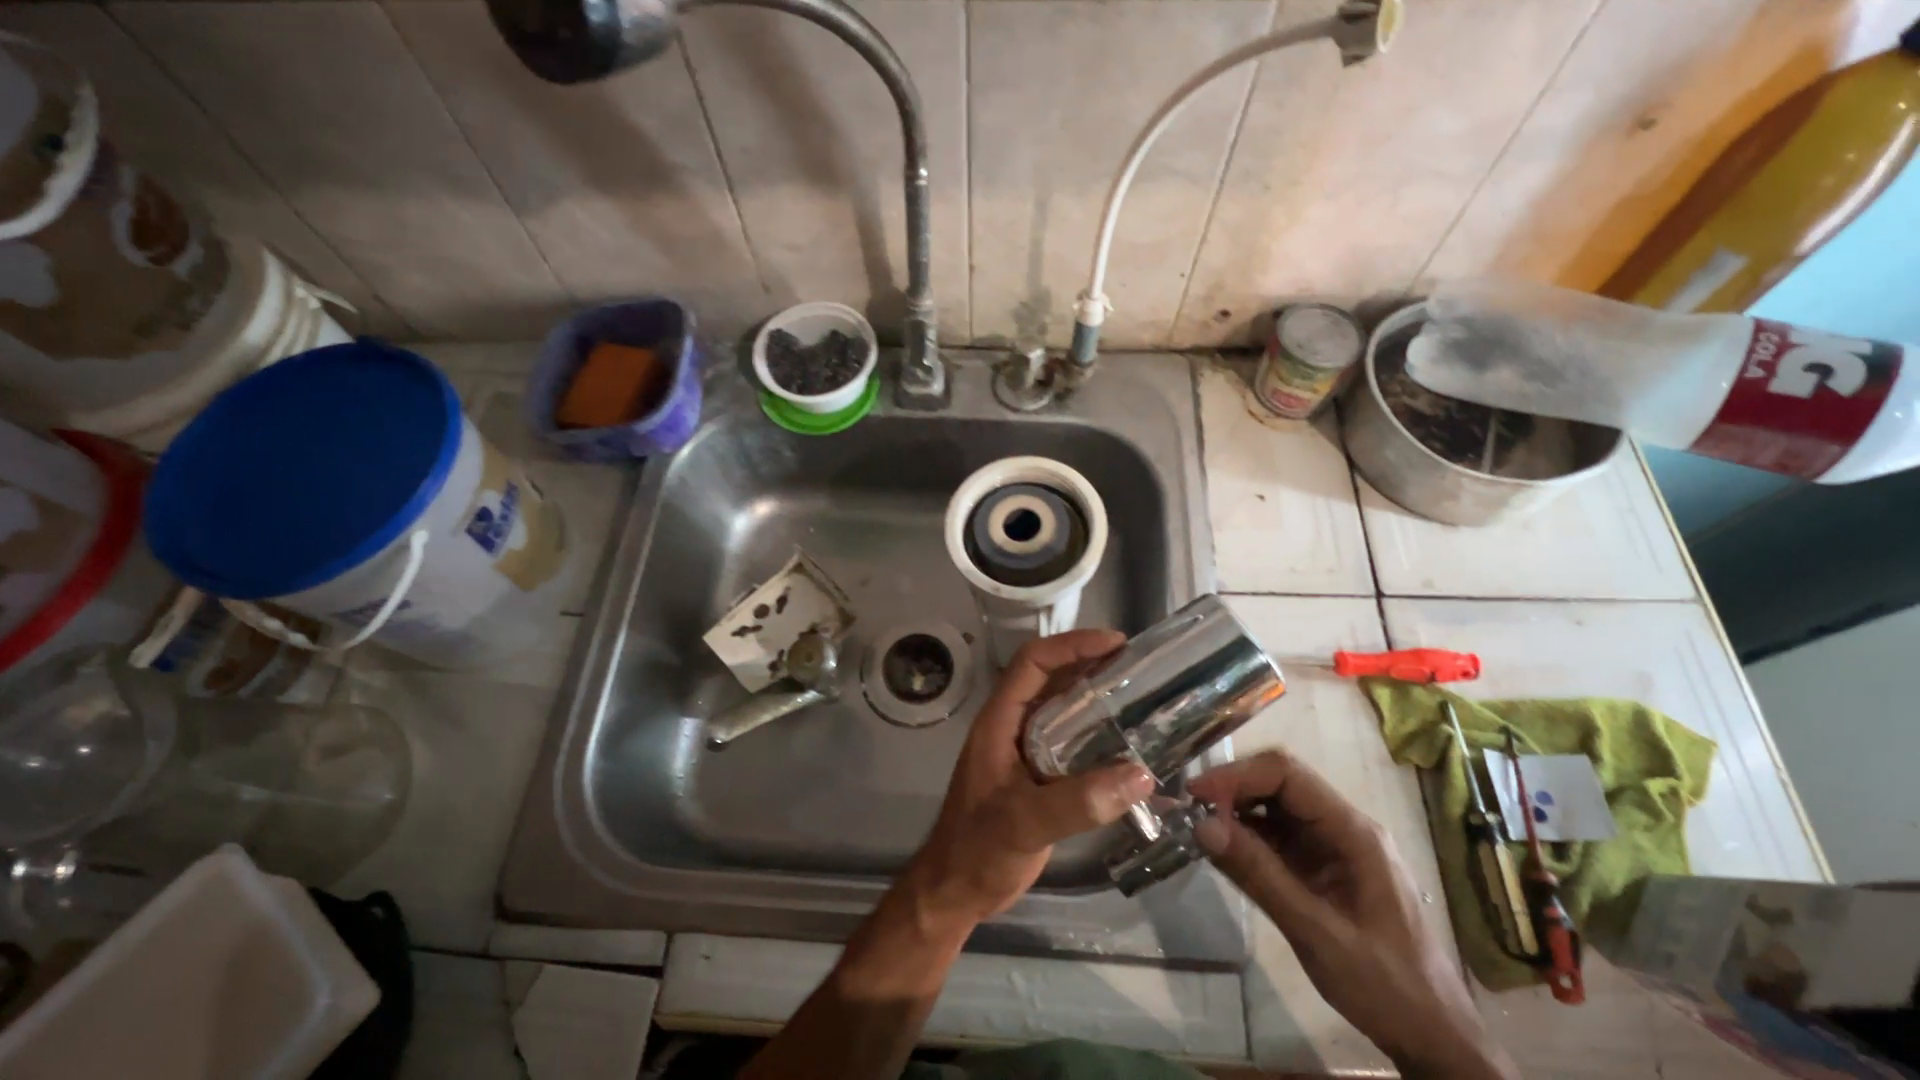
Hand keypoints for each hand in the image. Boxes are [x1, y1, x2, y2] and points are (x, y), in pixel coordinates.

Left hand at [902, 630, 1156, 925]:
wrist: (956, 892)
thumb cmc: (977, 849)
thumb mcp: (1023, 822)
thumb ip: (1077, 801)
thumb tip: (1141, 775)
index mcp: (999, 722)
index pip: (1033, 663)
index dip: (1072, 645)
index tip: (1117, 643)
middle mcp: (1014, 730)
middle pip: (1054, 681)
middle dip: (1094, 667)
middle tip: (1143, 669)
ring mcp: (1028, 756)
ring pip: (1067, 713)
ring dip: (1101, 702)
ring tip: (1148, 699)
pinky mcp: (1042, 782)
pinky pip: (1076, 748)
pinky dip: (1103, 740)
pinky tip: (1135, 751)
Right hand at [1190, 752, 1516, 1079]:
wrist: (1432, 1033)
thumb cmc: (1384, 984)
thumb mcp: (1316, 932)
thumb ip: (1260, 876)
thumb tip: (1203, 826)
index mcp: (1354, 833)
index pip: (1288, 775)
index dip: (1238, 776)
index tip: (1195, 796)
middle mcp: (1345, 829)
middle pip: (1281, 784)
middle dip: (1233, 790)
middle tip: (1190, 815)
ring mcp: (1336, 848)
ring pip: (1277, 809)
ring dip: (1237, 813)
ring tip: (1199, 832)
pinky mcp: (1326, 869)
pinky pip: (1281, 838)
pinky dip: (1249, 839)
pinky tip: (1225, 854)